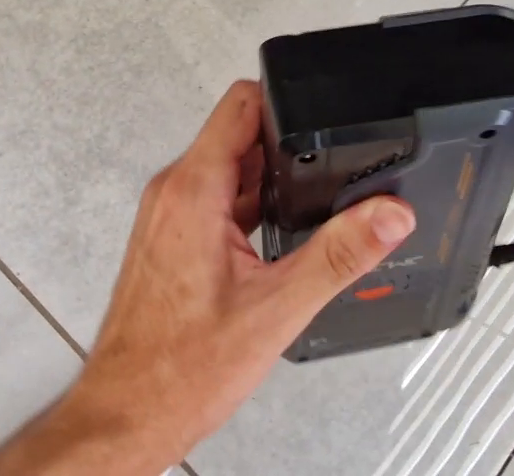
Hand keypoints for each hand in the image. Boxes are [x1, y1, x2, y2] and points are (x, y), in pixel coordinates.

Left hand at [54, 81, 416, 470]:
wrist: (127, 414)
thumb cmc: (179, 370)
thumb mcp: (276, 309)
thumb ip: (339, 254)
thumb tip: (386, 216)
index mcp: (193, 190)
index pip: (241, 104)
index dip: (283, 98)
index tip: (318, 109)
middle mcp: (174, 191)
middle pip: (240, 134)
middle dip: (285, 147)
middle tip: (324, 175)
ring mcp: (170, 213)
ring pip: (229, 167)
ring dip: (266, 180)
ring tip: (300, 214)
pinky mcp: (172, 235)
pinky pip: (215, 197)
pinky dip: (247, 207)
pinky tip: (271, 242)